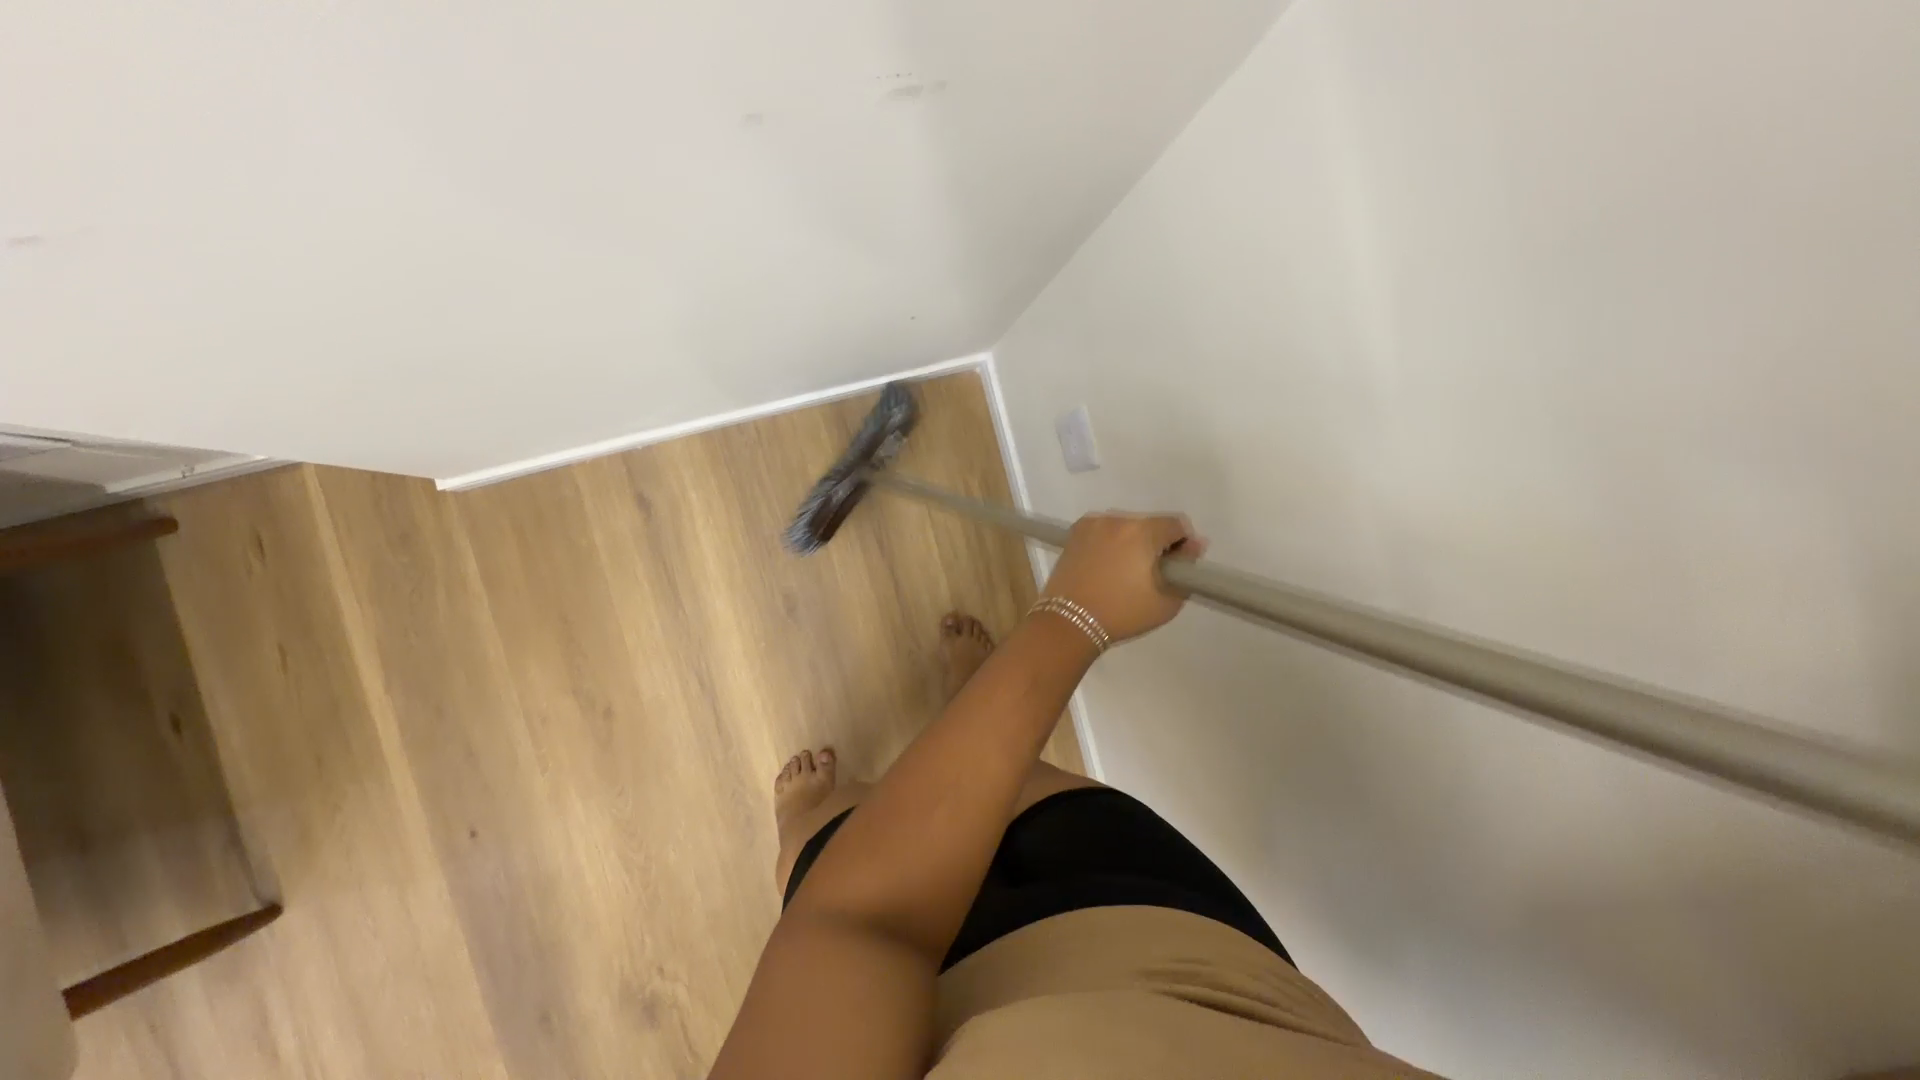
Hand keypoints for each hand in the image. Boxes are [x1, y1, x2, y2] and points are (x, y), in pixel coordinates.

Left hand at [1040, 512, 1206, 643]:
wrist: (1068, 622)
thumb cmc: (1122, 613)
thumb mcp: (1167, 601)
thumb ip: (1186, 569)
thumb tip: (1194, 546)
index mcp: (1142, 531)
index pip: (1176, 524)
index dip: (1183, 544)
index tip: (1176, 567)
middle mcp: (1116, 519)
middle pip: (1149, 523)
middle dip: (1156, 543)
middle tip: (1149, 573)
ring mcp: (1092, 524)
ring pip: (1125, 526)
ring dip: (1132, 542)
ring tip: (1124, 572)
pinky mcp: (1073, 534)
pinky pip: (1103, 531)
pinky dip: (1110, 543)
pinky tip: (1106, 566)